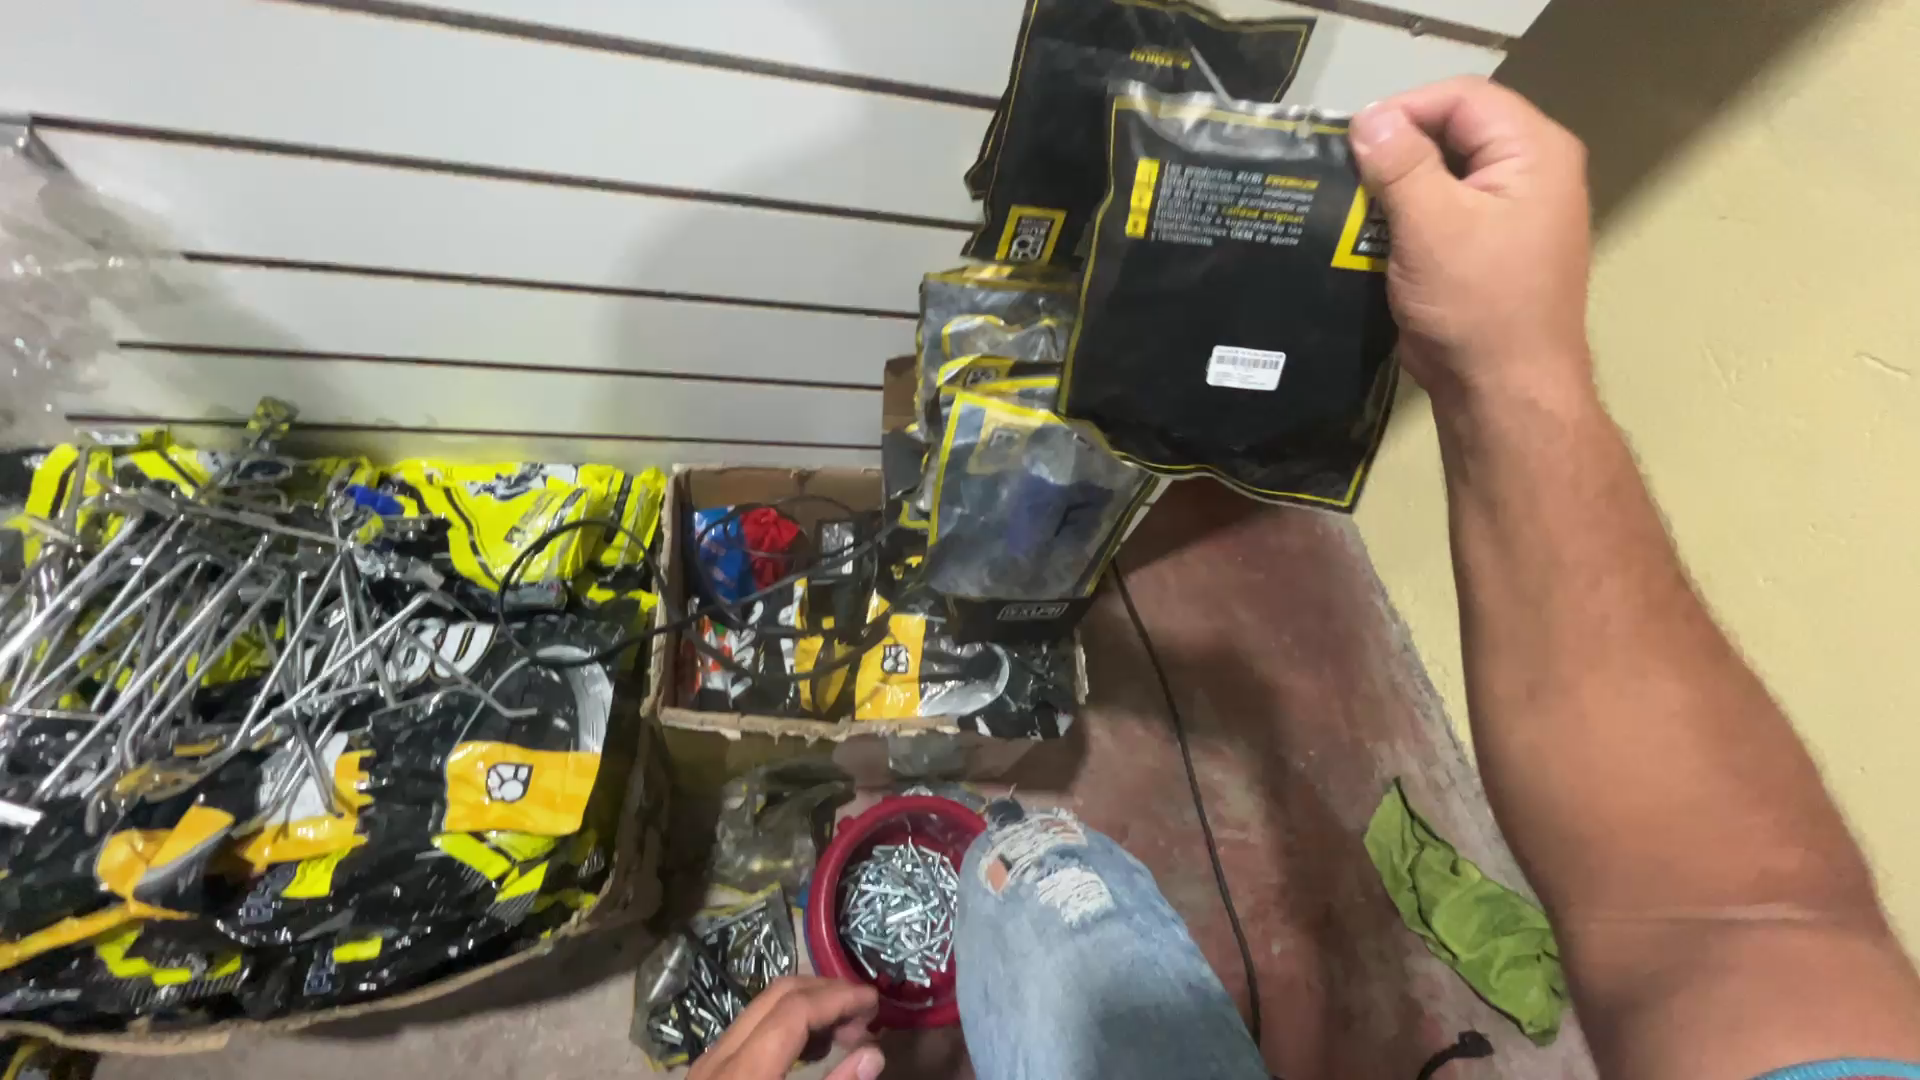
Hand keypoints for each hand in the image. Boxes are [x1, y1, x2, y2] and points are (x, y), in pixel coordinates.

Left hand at [687, 977, 883, 1079]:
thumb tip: (874, 1052)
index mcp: (742, 1075)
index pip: (794, 1010)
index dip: (839, 998)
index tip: (874, 1002)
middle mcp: (718, 1059)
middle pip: (777, 994)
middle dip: (826, 992)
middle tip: (864, 1012)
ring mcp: (706, 1064)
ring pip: (761, 1006)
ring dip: (807, 1005)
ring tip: (843, 1030)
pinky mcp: (705, 1074)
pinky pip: (749, 1029)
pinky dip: (785, 1024)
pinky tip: (809, 1049)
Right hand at [1348, 77, 1593, 410]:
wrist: (1499, 385)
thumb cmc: (1476, 303)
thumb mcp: (1433, 227)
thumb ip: (1401, 167)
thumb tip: (1368, 119)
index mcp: (1531, 153)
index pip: (1463, 100)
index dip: (1403, 109)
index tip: (1348, 140)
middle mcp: (1523, 175)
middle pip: (1450, 136)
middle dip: (1391, 151)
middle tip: (1339, 174)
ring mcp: (1500, 216)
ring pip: (1436, 179)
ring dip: (1388, 191)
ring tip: (1341, 206)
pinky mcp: (1473, 252)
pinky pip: (1431, 218)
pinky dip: (1395, 223)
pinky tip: (1359, 237)